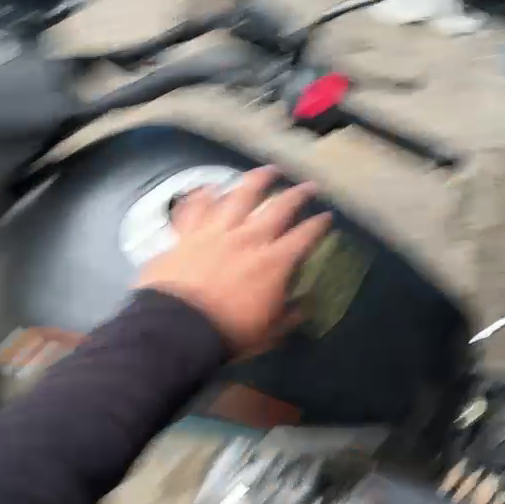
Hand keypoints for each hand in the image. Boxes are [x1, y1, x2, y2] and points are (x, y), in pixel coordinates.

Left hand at [134, 166, 331, 355]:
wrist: (177, 329)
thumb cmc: (228, 332)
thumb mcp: (270, 331)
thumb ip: (288, 315)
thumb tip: (302, 307)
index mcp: (274, 262)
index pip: (305, 236)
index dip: (319, 224)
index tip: (327, 216)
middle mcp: (249, 239)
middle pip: (279, 207)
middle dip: (298, 194)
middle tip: (308, 186)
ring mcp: (216, 232)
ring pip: (240, 196)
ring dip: (256, 180)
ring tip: (267, 171)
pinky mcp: (187, 234)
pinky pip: (196, 207)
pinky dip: (203, 195)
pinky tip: (210, 187)